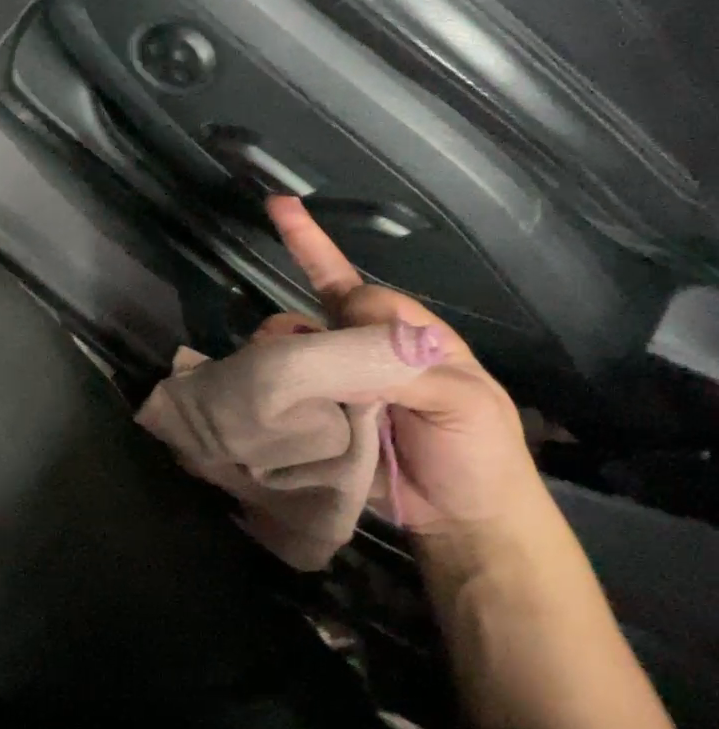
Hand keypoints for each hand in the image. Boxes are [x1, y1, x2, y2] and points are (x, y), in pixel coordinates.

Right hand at [265, 197, 549, 536]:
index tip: (278, 206)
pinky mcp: (313, 419)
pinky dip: (262, 392)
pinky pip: (278, 392)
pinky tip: (251, 402)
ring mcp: (334, 387)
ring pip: (284, 355)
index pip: (351, 287)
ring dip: (272, 367)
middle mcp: (360, 354)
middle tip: (278, 359)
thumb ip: (405, 363)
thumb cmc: (478, 453)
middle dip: (284, 333)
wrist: (463, 522)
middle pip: (304, 318)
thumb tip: (333, 339)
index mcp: (404, 337)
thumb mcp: (464, 401)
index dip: (312, 247)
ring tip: (275, 397)